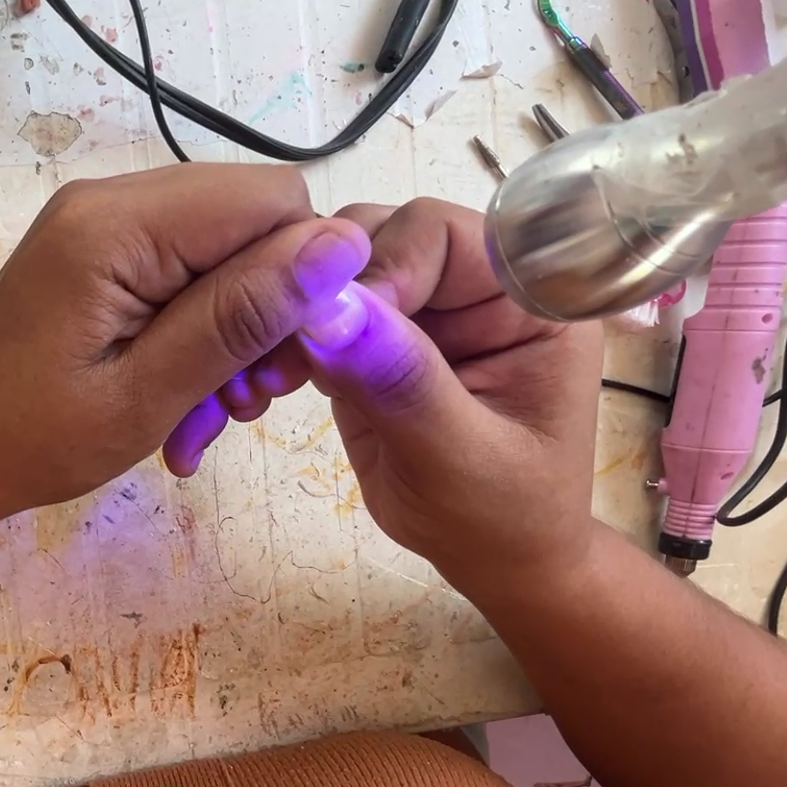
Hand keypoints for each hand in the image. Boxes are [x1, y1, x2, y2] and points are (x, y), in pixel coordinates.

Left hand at [0, 164, 371, 532]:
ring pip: (221, 257)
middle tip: (246, 402)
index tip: (285, 366)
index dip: (304, 278)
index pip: (272, 201)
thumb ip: (240, 316)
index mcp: (116, 224)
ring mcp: (99, 229)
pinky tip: (182, 400)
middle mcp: (108, 203)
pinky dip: (195, 339)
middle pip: (249, 225)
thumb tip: (341, 244)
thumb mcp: (147, 393)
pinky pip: (180, 279)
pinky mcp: (95, 260)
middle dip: (267, 315)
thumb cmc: (32, 442)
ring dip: (232, 338)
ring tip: (209, 416)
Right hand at [298, 199, 605, 592]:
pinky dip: (279, 344)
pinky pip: (312, 316)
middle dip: (322, 289)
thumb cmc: (496, 512)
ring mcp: (413, 311)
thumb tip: (327, 309)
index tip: (336, 333)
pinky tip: (265, 385)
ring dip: (290, 315)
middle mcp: (465, 288)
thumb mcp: (457, 455)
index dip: (382, 268)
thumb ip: (400, 380)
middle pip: (376, 237)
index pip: (442, 234)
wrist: (482, 552)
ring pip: (333, 271)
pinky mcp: (366, 341)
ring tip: (268, 378)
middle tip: (285, 358)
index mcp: (521, 298)